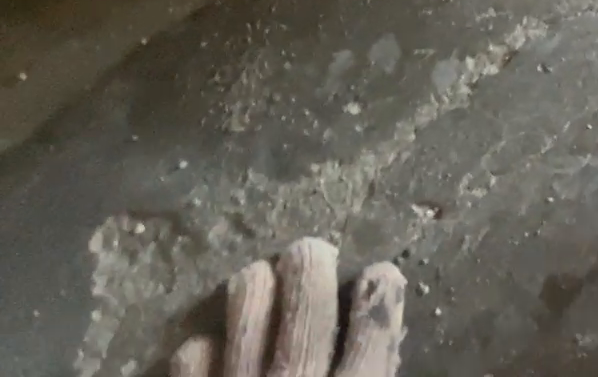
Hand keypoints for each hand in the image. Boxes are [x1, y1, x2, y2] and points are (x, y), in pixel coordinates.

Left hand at [170, 238, 405, 376]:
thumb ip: (374, 368)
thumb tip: (387, 336)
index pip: (373, 334)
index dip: (380, 296)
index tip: (380, 269)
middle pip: (307, 325)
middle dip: (309, 281)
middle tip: (306, 247)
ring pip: (244, 341)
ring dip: (249, 303)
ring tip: (252, 273)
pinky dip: (196, 357)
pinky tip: (201, 343)